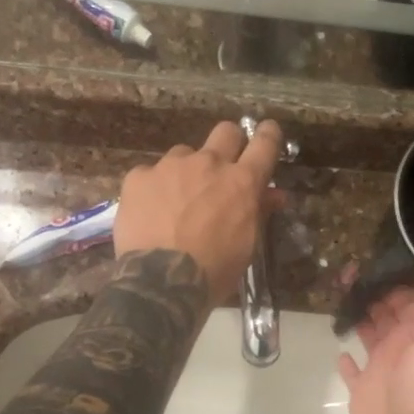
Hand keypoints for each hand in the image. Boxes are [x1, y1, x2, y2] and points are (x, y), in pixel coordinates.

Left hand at [115, 120, 281, 302]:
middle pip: (225, 132)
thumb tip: (274, 195)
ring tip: (179, 202)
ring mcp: (170, 166)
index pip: (264, 145)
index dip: (268, 136)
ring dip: (188, 171)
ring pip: (185, 154)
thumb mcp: (246, 247)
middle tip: (223, 167)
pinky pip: (152, 174)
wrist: (160, 282)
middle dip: (229, 144)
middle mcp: (208, 164)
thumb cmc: (214, 271)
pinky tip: (152, 213)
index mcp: (241, 183)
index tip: (268, 132)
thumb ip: (259, 213)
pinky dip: (156, 189)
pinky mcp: (139, 176)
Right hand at [337, 254, 413, 413]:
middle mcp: (399, 345)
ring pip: (367, 333)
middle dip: (368, 291)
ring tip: (336, 296)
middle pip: (383, 311)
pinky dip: (346, 360)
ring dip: (356, 316)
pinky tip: (338, 348)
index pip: (405, 296)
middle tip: (343, 273)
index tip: (368, 257)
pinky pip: (352, 370)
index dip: (389, 277)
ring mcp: (380, 367)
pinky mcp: (362, 388)